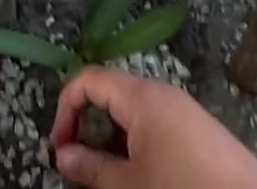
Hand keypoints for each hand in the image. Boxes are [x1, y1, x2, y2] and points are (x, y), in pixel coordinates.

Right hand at [48, 66, 256, 188]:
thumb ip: (93, 168)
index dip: (65, 109)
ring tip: (108, 176)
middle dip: (87, 125)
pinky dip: (136, 143)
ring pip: (132, 111)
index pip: (88, 79)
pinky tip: (140, 175)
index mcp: (142, 96)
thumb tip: (62, 155)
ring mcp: (183, 109)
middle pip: (110, 93)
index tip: (58, 148)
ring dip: (111, 138)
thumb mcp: (132, 185)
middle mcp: (162, 92)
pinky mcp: (199, 129)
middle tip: (79, 166)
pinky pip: (155, 124)